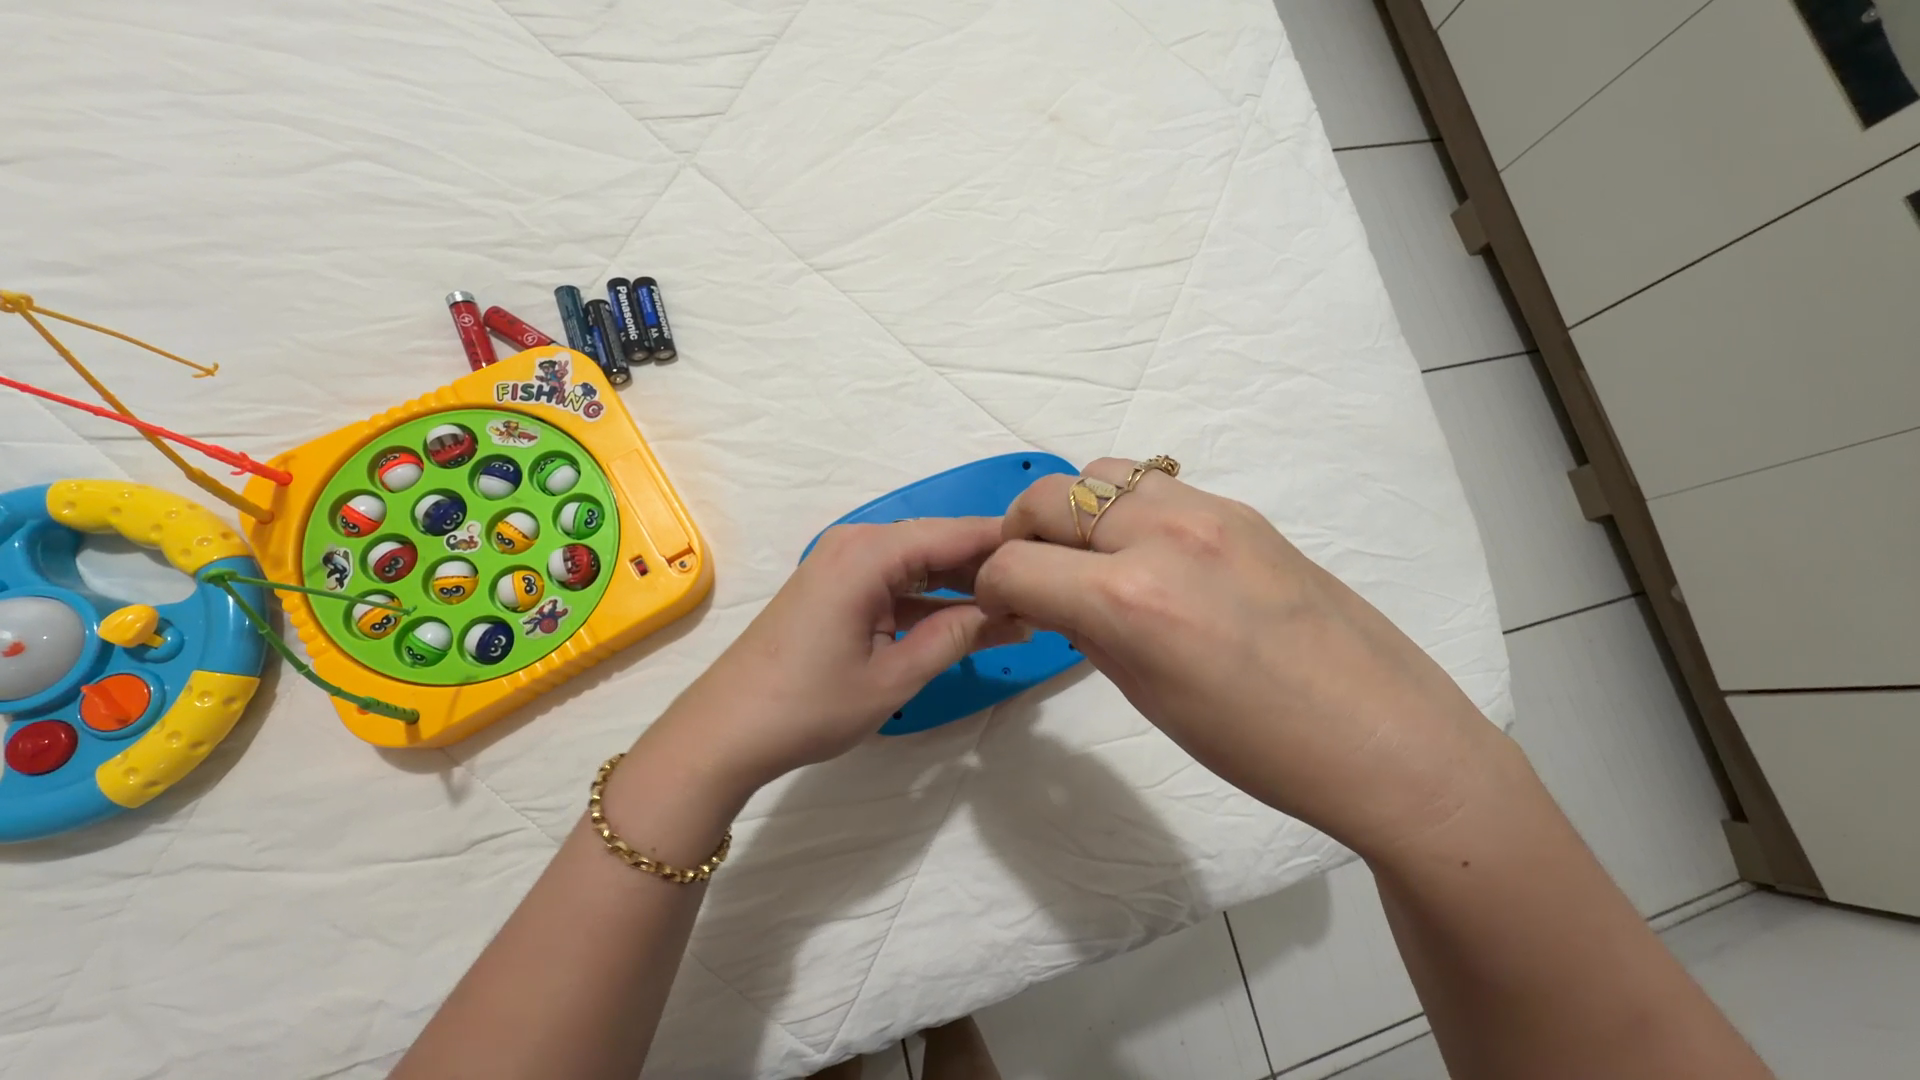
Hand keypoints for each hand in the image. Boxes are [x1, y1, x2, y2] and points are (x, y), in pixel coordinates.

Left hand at [644, 518, 1022, 799]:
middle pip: (940, 544)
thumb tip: (1011, 612)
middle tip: (1046, 593)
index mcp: (869, 553)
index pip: (957, 533)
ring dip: (962, 588)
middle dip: (990, 569)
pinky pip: (895, 583)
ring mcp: (841, 565)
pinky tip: (966, 623)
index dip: (1009, 545)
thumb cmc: (809, 705)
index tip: (1059, 560)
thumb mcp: (894, 676)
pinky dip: (929, 602)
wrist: (724, 732)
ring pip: (920, 565)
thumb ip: (955, 637)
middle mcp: (856, 544)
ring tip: (1019, 613)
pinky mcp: (835, 589)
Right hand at [972, 458, 1500, 855]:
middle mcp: (1162, 533)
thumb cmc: (1255, 748)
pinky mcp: (1243, 509)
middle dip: (1020, 536)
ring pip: (1101, 474)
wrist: (1383, 737)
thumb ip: (1086, 629)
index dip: (991, 588)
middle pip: (1047, 498)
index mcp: (1129, 598)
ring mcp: (1209, 511)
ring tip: (1091, 560)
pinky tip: (1151, 557)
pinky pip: (1156, 486)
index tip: (999, 607)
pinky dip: (1128, 510)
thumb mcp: (1146, 694)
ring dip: (1075, 512)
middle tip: (1033, 578)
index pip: (1014, 564)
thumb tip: (1050, 598)